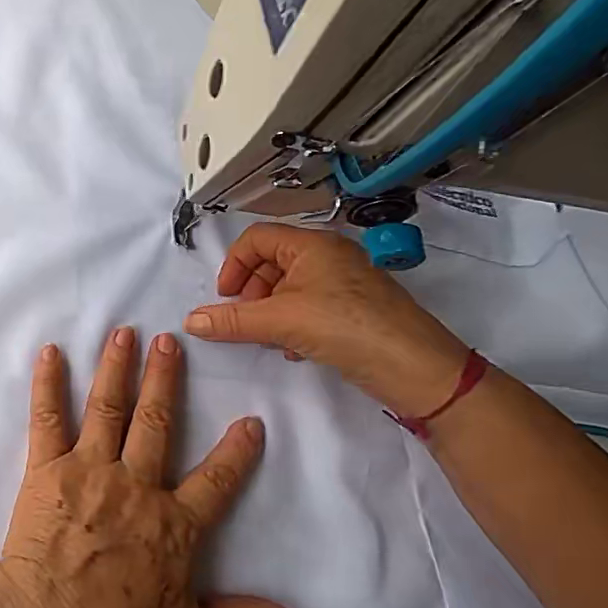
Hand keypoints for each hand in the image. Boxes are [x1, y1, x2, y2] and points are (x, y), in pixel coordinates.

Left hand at [0, 328, 310, 607]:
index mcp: (176, 528)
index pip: (217, 482)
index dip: (237, 452)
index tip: (251, 421)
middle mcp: (137, 489)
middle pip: (157, 424)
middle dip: (166, 380)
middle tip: (170, 341)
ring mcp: (90, 474)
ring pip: (108, 409)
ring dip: (116, 368)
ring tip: (123, 333)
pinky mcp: (46, 472)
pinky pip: (47, 418)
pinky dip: (47, 383)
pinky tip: (49, 353)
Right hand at [181, 222, 472, 418]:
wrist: (417, 369)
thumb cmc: (346, 328)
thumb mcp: (278, 322)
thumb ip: (229, 320)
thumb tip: (190, 321)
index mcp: (312, 245)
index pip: (255, 238)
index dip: (233, 265)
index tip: (226, 297)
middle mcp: (329, 256)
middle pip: (269, 262)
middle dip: (251, 292)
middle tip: (246, 319)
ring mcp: (344, 282)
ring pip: (287, 287)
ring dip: (269, 311)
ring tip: (270, 337)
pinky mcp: (354, 308)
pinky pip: (308, 305)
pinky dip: (291, 322)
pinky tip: (294, 348)